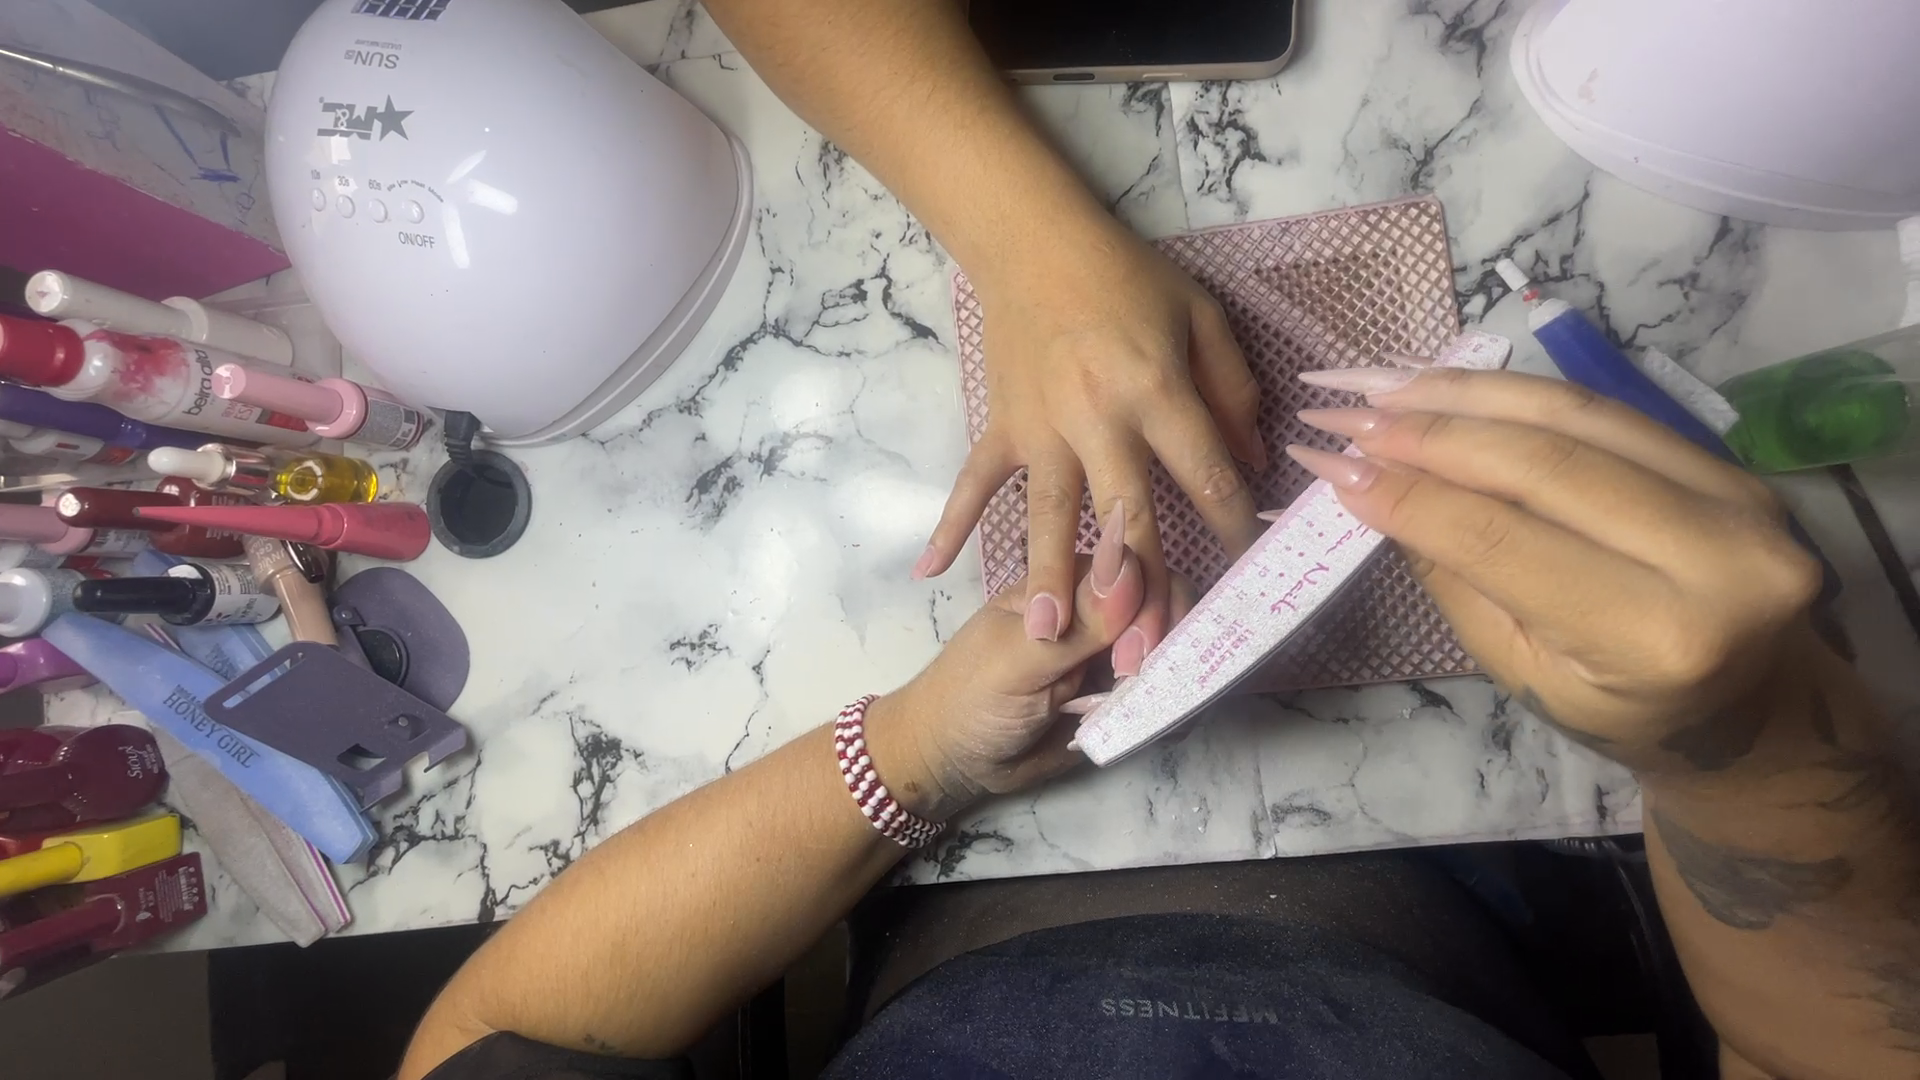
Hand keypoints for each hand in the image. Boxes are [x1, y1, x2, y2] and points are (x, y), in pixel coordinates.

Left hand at [869, 507, 1148, 819]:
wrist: (953, 758)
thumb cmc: (970, 696)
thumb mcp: (1019, 657)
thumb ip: (1078, 617)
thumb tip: (1126, 550)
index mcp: (1069, 582)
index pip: (1137, 568)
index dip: (1150, 608)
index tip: (1134, 659)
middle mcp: (1100, 610)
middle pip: (1166, 604)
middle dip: (1172, 643)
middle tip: (1138, 689)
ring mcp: (1114, 651)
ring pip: (1173, 647)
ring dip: (1181, 674)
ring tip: (1168, 712)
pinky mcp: (1121, 692)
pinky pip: (1164, 689)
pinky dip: (1176, 705)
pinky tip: (1174, 723)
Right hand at [915, 222, 1266, 675]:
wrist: (1035, 245)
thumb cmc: (1126, 279)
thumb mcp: (1200, 318)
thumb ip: (1230, 392)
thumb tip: (1249, 462)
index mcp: (1156, 391)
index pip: (1203, 473)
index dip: (1230, 523)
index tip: (1242, 571)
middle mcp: (1097, 421)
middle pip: (1123, 515)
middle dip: (1137, 584)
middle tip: (1142, 648)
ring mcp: (1040, 430)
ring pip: (1048, 514)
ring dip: (1048, 576)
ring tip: (1046, 636)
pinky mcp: (1001, 428)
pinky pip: (974, 482)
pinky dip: (951, 524)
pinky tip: (929, 569)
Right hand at [1287, 366, 1821, 765]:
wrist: (1746, 701)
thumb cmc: (1605, 700)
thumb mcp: (1507, 657)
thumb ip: (1447, 566)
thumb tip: (1367, 485)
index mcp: (1650, 633)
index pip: (1494, 538)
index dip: (1402, 494)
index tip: (1326, 463)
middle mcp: (1716, 554)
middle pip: (1536, 463)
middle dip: (1423, 434)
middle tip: (1344, 418)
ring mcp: (1734, 494)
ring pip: (1569, 414)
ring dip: (1460, 395)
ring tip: (1382, 389)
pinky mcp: (1723, 460)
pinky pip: (1598, 407)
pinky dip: (1508, 390)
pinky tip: (1444, 385)